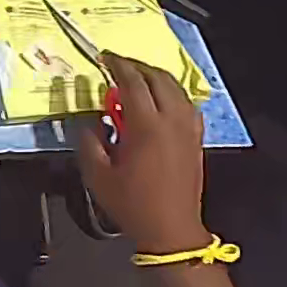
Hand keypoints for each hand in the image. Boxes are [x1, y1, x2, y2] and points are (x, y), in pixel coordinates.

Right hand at [77, 52, 211, 255]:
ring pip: (176, 89)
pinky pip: (186, 104)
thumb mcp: (97, 173)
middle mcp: (172, 121)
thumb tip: (91, 121)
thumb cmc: (130, 202)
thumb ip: (90, 140)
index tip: (104, 58)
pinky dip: (171, 94)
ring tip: (136, 78)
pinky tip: (159, 101)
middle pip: (158, 79)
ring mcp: (188, 129)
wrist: (170, 229)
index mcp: (147, 126)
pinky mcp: (196, 139)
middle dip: (137, 66)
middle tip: (117, 64)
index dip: (117, 66)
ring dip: (155, 77)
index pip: (133, 83)